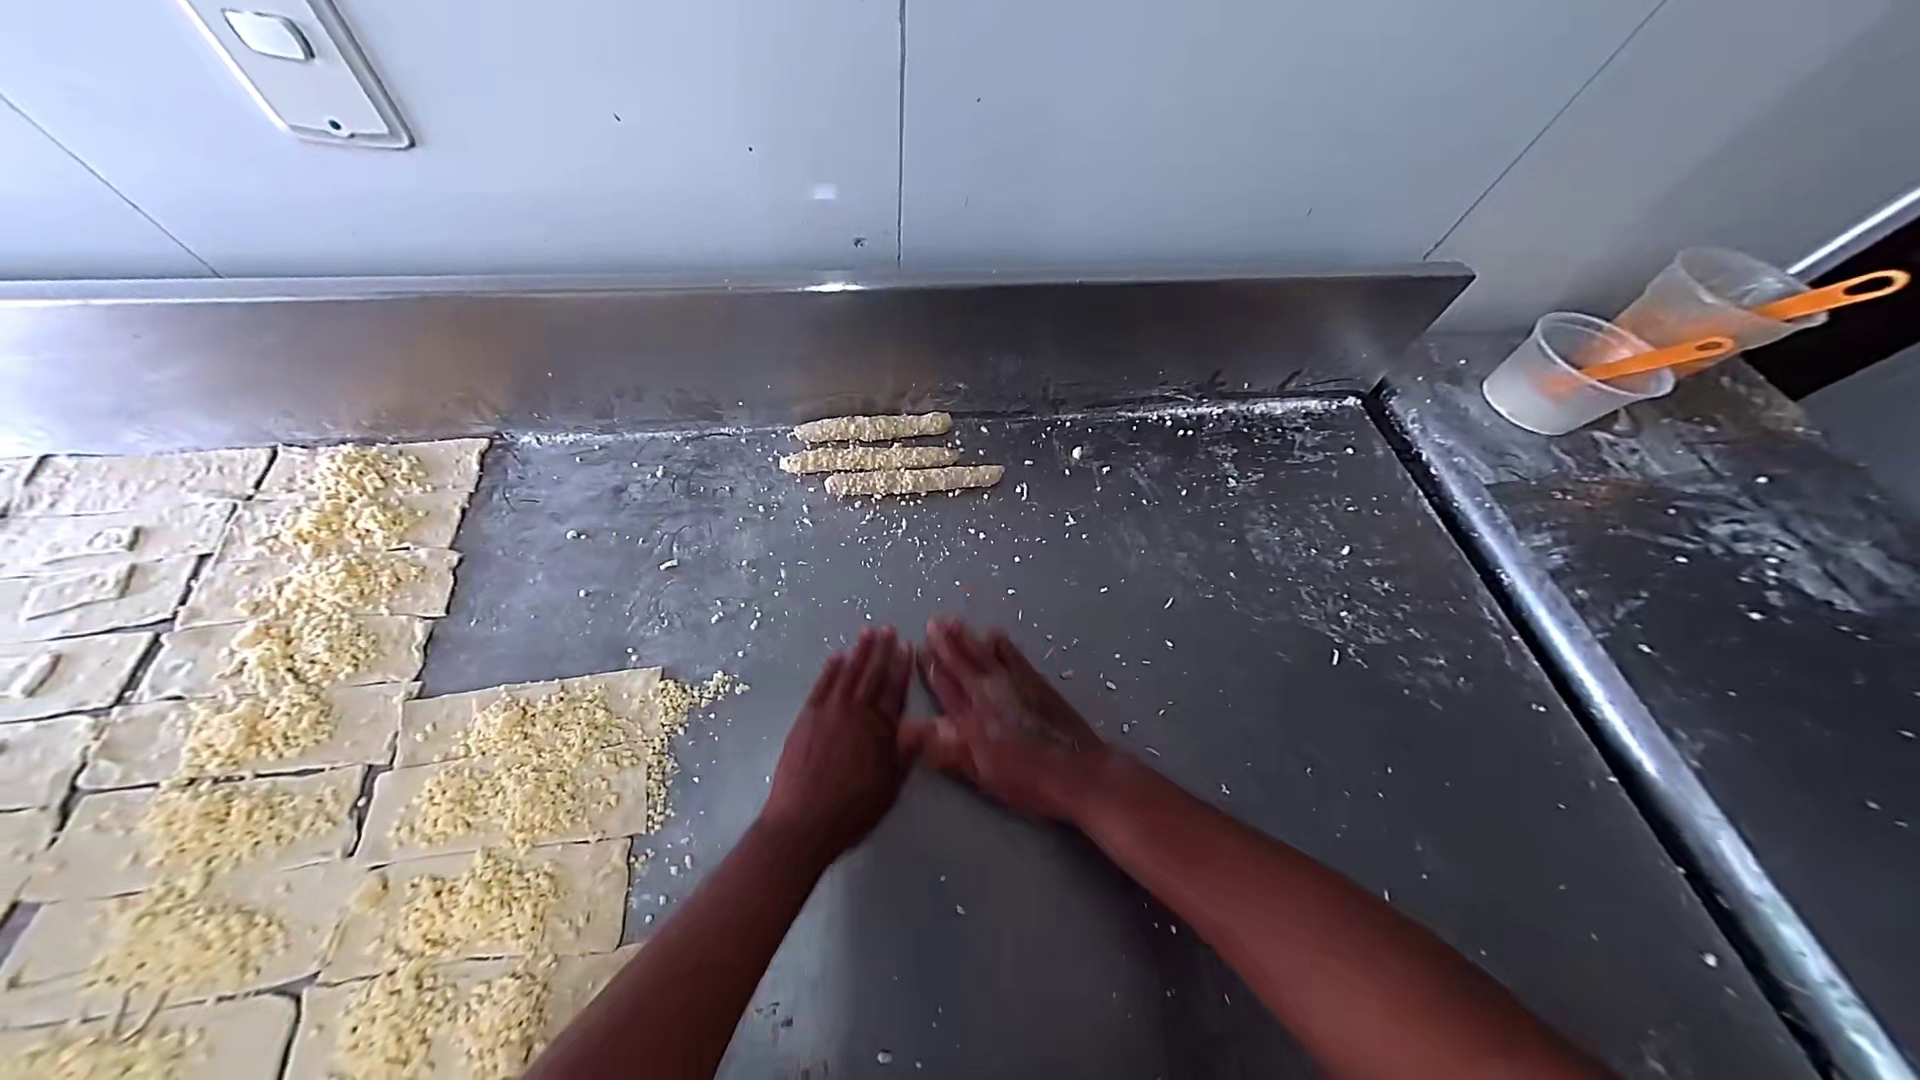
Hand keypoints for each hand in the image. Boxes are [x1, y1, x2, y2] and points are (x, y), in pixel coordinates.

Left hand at [760, 628, 914, 863]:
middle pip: (872, 675)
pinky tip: (837, 657)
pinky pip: (821, 685)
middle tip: (889, 629)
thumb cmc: (852, 809)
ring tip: (867, 632)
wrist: (803, 821)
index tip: (908, 648)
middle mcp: (856, 712)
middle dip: (882, 651)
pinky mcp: (806, 717)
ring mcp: (829, 712)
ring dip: (859, 652)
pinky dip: (830, 670)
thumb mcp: (891, 785)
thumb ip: (906, 752)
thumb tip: (926, 726)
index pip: (895, 691)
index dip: (903, 668)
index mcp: (880, 729)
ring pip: (848, 674)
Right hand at [904, 617, 1114, 822]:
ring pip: (986, 653)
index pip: (946, 686)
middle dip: (946, 642)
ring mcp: (1016, 683)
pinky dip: (1002, 645)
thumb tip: (912, 729)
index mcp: (973, 716)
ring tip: (954, 621)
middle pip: (964, 662)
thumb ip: (947, 747)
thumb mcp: (982, 771)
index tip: (920, 649)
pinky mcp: (1037, 683)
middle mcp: (991, 692)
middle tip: (934, 621)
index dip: (932, 668)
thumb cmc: (1028, 778)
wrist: (1079, 771)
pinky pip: (1013, 655)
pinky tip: (996, 636)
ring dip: (968, 637)